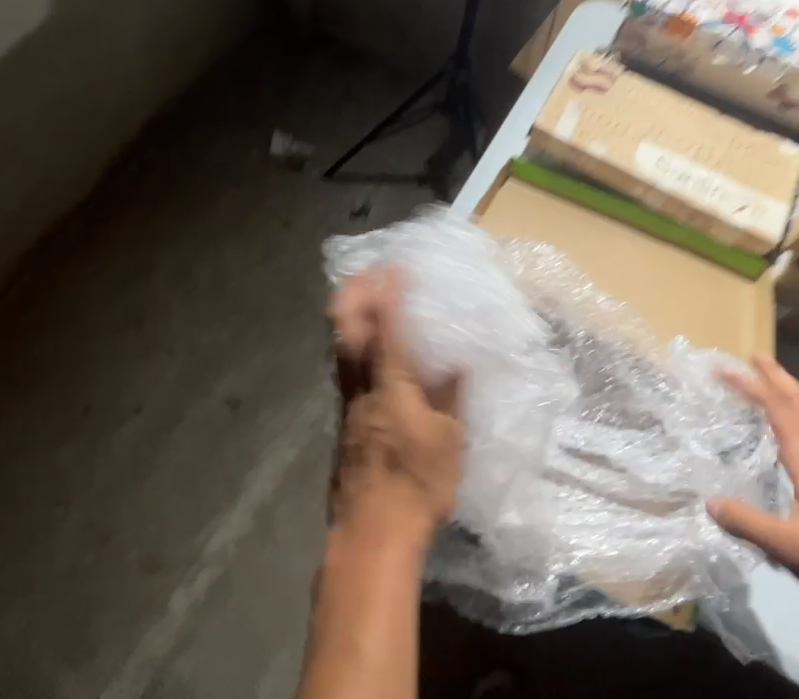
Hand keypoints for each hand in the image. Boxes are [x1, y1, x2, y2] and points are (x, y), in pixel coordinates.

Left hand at [328, 269, 463, 538]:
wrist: (371, 532)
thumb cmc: (417, 486)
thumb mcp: (450, 442)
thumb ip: (451, 398)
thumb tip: (457, 362)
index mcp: (391, 387)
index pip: (386, 328)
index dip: (389, 293)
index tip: (396, 266)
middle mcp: (361, 388)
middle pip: (346, 329)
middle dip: (354, 293)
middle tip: (370, 271)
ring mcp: (347, 405)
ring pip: (340, 348)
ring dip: (350, 316)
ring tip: (366, 297)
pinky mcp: (343, 422)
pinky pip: (344, 369)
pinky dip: (352, 344)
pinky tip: (368, 348)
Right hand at [707, 354, 798, 627]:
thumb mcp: (795, 548)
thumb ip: (750, 524)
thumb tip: (709, 501)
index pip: (778, 411)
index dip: (751, 386)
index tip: (724, 367)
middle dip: (776, 377)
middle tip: (754, 355)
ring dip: (790, 394)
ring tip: (770, 382)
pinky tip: (795, 435)